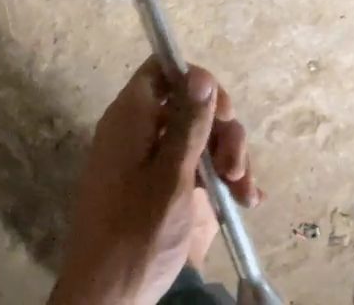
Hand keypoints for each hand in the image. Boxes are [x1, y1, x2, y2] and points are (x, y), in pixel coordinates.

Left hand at [48, 60, 259, 304]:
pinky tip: (245, 201)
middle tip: (235, 164)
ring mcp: (150, 161)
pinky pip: (194, 168)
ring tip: (243, 192)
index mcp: (131, 117)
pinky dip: (221, 179)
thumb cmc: (136, 232)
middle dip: (220, 128)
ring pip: (197, 137)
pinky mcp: (162, 190)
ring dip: (228, 157)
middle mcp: (138, 131)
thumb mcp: (170, 177)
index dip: (194, 80)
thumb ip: (187, 125)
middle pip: (186, 105)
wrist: (107, 295)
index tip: (222, 111)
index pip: (161, 70)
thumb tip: (201, 75)